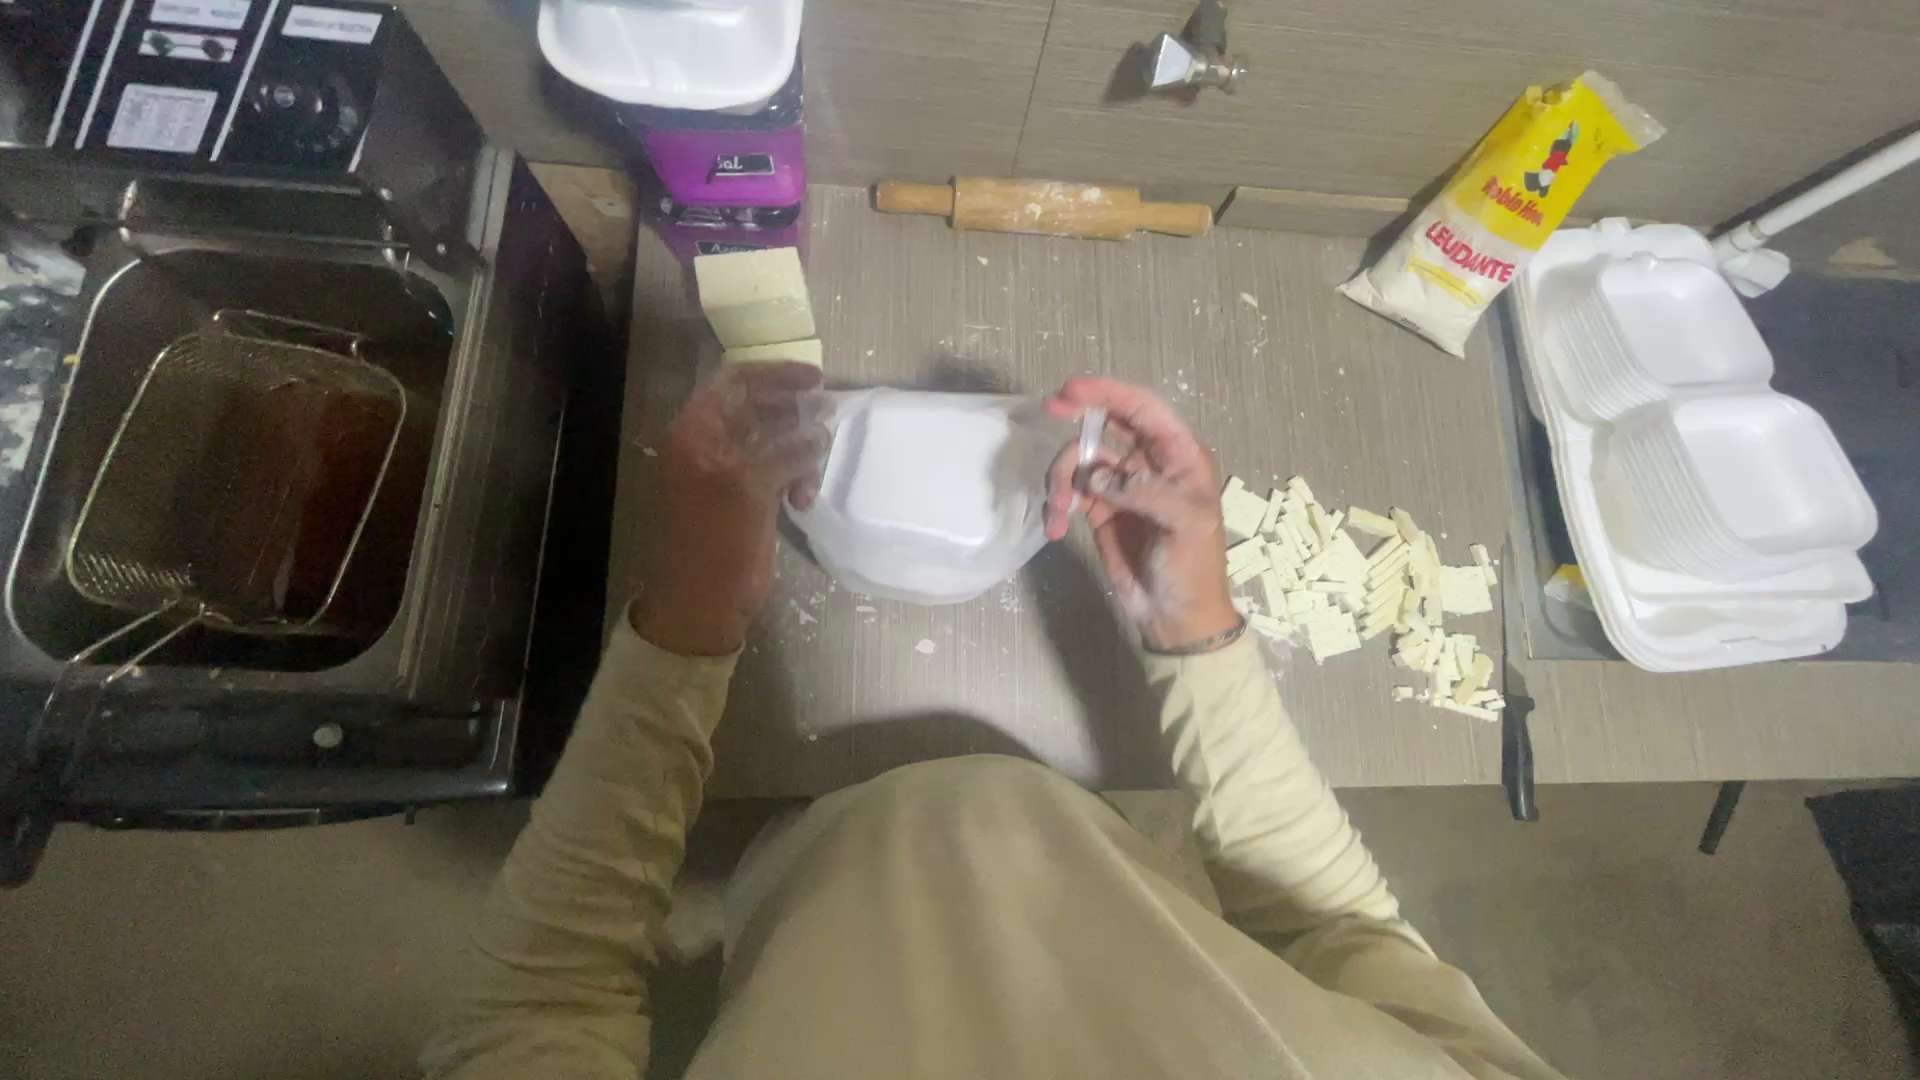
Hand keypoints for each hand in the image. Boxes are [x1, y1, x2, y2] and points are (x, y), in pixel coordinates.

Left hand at [636, 363, 831, 656]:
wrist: (705, 601)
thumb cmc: (717, 540)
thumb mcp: (750, 487)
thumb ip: (788, 451)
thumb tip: (822, 428)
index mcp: (697, 433)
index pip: (736, 383)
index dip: (776, 375)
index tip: (816, 379)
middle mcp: (710, 446)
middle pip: (758, 410)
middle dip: (794, 414)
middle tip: (830, 417)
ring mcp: (730, 473)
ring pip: (774, 443)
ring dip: (799, 454)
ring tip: (812, 478)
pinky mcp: (748, 499)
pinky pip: (779, 472)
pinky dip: (796, 479)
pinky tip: (804, 500)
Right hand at [1041, 375, 1239, 652]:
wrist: (1174, 615)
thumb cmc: (1193, 567)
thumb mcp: (1187, 525)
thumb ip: (1148, 492)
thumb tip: (1099, 477)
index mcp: (1180, 457)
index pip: (1144, 411)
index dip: (1109, 393)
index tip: (1072, 389)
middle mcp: (1148, 463)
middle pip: (1109, 423)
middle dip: (1080, 413)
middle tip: (1050, 408)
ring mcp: (1120, 486)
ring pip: (1081, 459)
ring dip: (1062, 479)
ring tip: (1057, 511)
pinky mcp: (1098, 509)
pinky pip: (1069, 490)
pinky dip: (1057, 504)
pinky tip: (1055, 527)